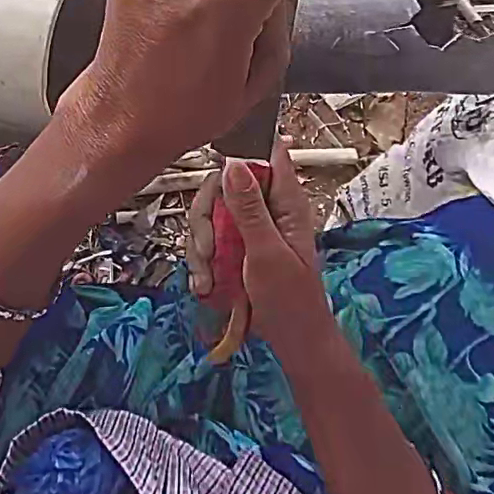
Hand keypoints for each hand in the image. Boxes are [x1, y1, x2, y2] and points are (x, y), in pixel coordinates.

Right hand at [188, 147, 332, 350]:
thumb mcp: (267, 253)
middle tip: (209, 249)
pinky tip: (207, 283)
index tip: (217, 173)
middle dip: (207, 217)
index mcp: (285, 200)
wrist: (292, 342)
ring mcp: (248, 226)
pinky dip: (202, 262)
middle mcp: (266, 206)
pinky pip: (207, 239)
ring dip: (201, 247)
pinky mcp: (235, 245)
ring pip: (210, 214)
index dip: (241, 152)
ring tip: (209, 277)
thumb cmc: (291, 300)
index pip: (268, 153)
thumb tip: (234, 164)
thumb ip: (249, 209)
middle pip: (223, 185)